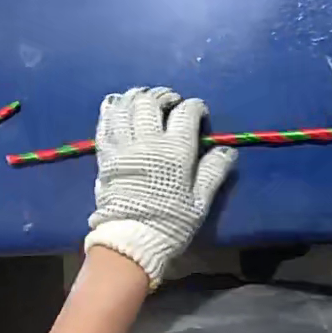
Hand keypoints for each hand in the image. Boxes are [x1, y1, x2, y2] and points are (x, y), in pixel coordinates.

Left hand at [83, 87, 236, 282]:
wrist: (130, 237)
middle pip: (151, 102)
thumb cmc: (169, 221)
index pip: (186, 113)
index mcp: (175, 151)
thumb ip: (214, 172)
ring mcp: (123, 145)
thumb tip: (226, 149)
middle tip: (169, 101)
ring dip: (136, 96)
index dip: (194, 106)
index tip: (198, 111)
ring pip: (126, 106)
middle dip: (163, 95)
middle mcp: (147, 141)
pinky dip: (110, 109)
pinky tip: (115, 103)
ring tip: (144, 97)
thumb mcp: (200, 201)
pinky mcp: (105, 153)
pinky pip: (105, 123)